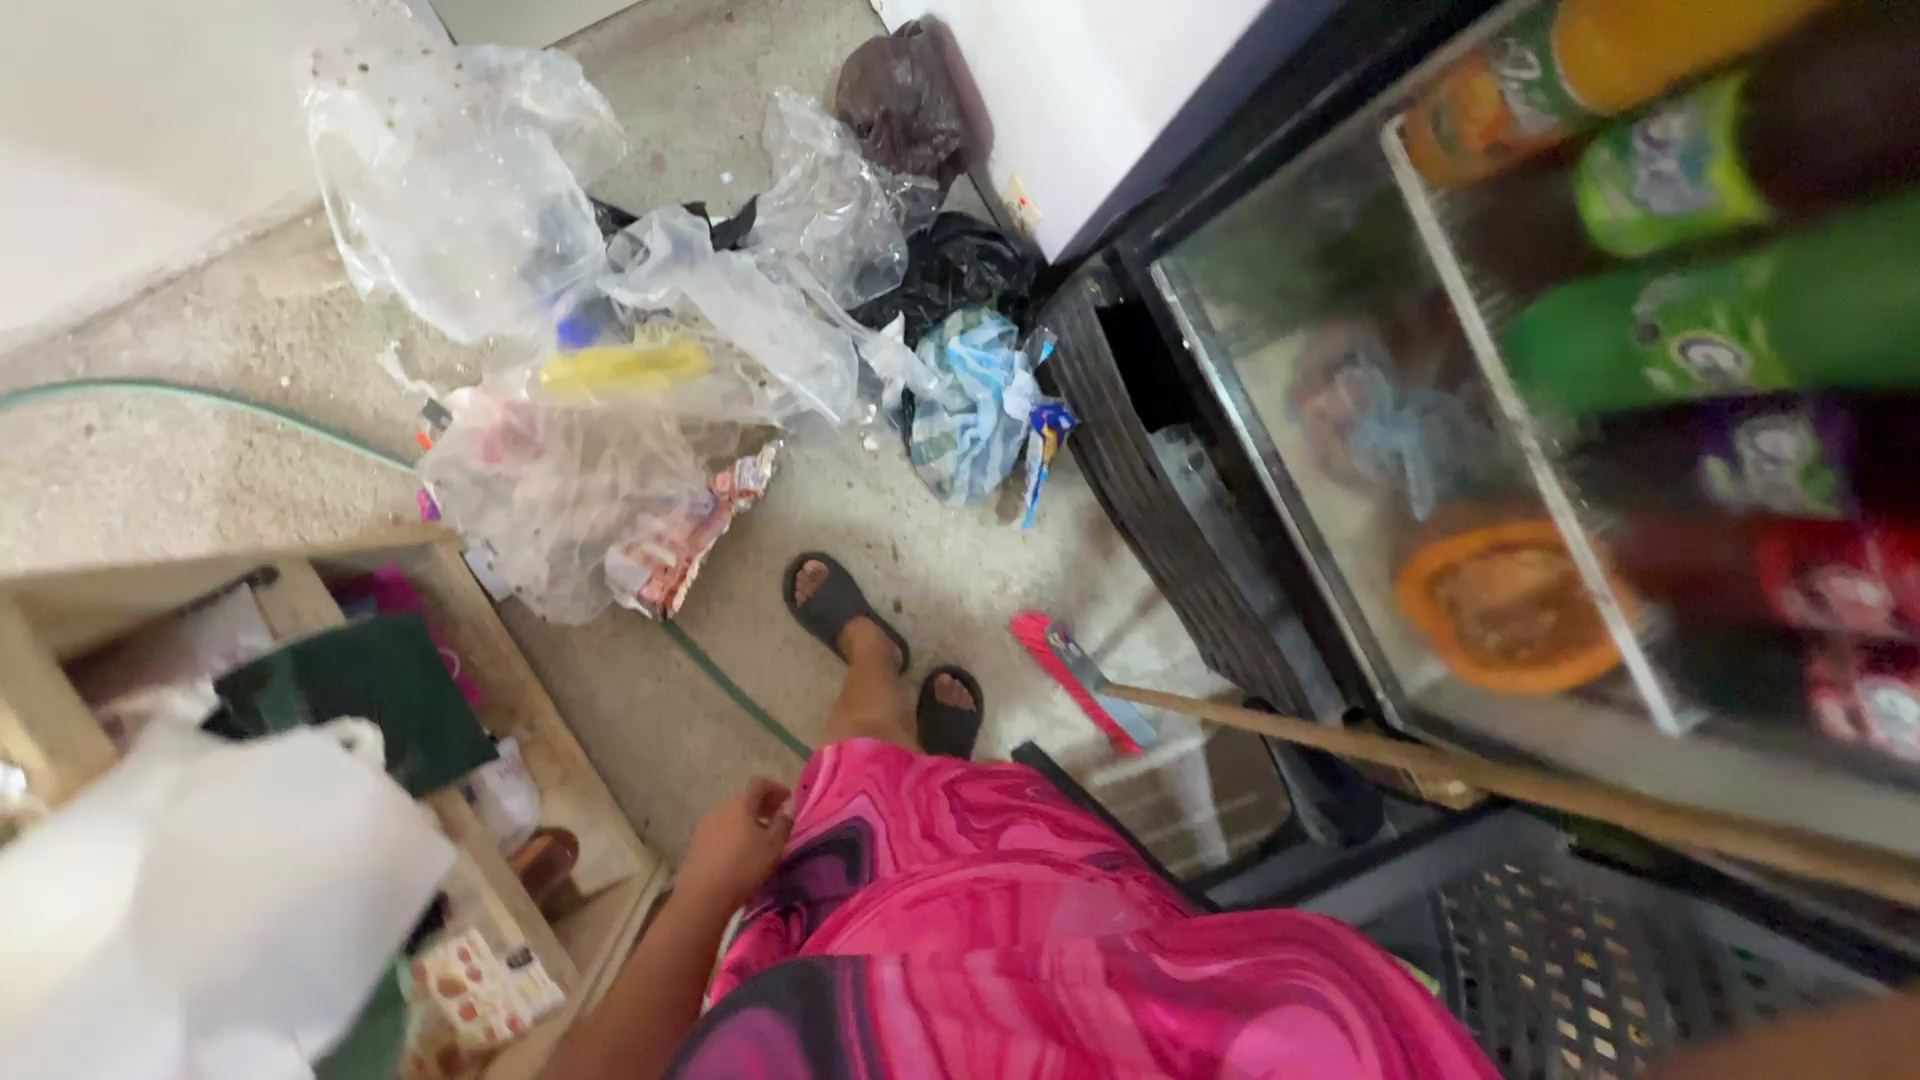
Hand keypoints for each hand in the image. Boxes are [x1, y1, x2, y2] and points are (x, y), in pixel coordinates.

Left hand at [677, 778, 793, 909]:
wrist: (702, 898)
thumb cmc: (743, 867)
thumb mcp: (773, 845)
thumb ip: (784, 822)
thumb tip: (789, 804)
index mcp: (740, 803)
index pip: (759, 783)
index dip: (776, 788)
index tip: (789, 801)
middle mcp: (720, 808)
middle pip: (744, 798)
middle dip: (763, 805)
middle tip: (778, 819)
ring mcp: (705, 826)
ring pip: (732, 815)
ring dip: (748, 820)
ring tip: (762, 837)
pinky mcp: (696, 844)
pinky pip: (721, 829)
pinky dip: (735, 833)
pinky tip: (741, 851)